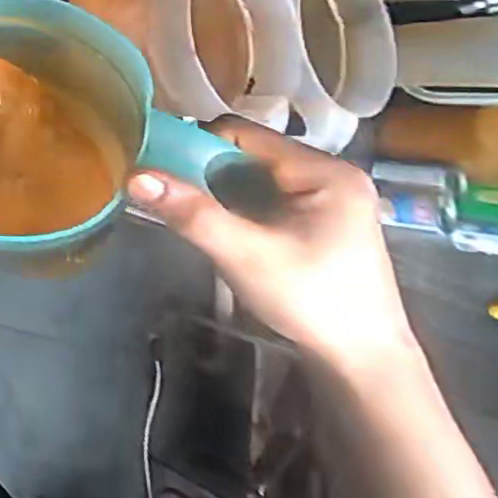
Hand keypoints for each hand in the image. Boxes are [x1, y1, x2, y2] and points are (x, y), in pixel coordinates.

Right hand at [126, 117, 415, 373]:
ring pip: (250, 173)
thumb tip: (135, 175)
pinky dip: (232, 203)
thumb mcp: (244, 255)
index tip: (162, 169)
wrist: (363, 365)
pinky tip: (218, 226)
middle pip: (245, 151)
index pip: (242, 133)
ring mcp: (325, 196)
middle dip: (204, 170)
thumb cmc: (311, 302)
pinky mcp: (316, 218)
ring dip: (216, 188)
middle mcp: (328, 173)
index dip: (196, 145)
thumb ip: (192, 213)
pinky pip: (261, 193)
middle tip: (172, 196)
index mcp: (324, 171)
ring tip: (189, 212)